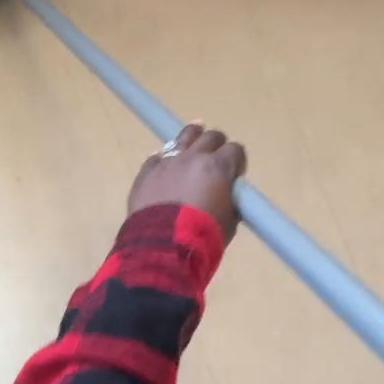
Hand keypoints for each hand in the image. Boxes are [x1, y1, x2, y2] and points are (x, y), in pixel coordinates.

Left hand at [128, 123, 246, 240]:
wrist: (163, 247)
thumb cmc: (203, 236)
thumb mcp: (229, 221)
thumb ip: (230, 200)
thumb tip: (226, 194)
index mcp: (218, 167)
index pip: (235, 149)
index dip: (237, 161)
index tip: (234, 174)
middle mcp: (193, 157)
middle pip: (210, 136)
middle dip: (216, 146)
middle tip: (214, 160)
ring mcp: (168, 161)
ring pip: (183, 136)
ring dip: (192, 138)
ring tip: (192, 145)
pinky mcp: (147, 171)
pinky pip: (158, 156)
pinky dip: (165, 160)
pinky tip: (166, 168)